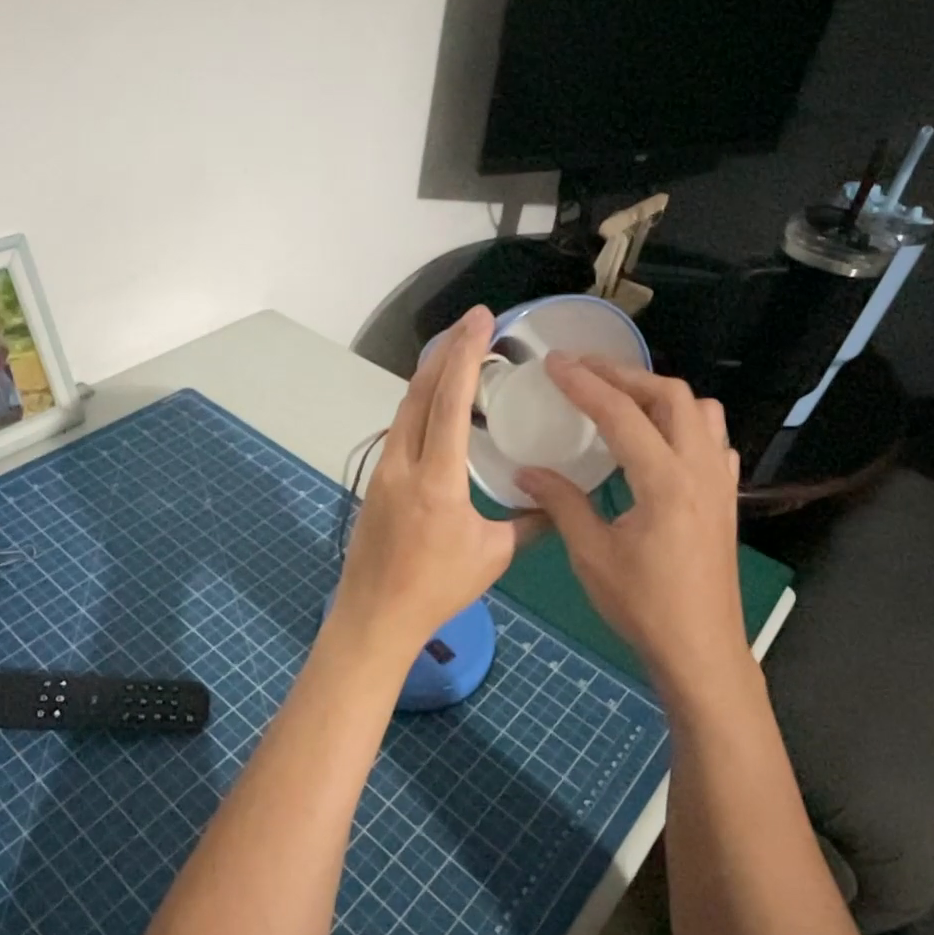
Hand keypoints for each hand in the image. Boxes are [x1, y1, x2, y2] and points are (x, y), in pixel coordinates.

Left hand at [331, 306, 539, 655]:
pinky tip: (439, 413)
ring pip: (403, 410)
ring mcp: (382, 472)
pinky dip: (419, 409)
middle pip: (418, 392)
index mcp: (435, 478)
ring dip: (429, 378)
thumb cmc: (436, 589)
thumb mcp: (493, 556)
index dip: (464, 354)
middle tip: (473, 326)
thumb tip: (559, 503)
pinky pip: (399, 432)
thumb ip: (529, 524)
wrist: (375, 616)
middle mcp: (401, 464)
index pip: (448, 400)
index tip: (480, 318)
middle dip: (445, 352)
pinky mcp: (374, 484)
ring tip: (458, 358)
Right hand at [516, 354, 748, 696]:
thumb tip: (527, 472)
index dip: (584, 383)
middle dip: (624, 375)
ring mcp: (718, 482)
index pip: (621, 414)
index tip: (554, 363)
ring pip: (700, 411)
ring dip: (659, 394)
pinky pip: (712, 440)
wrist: (699, 648)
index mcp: (663, 481)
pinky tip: (659, 441)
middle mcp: (699, 469)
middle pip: (669, 395)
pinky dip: (684, 423)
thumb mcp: (590, 555)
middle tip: (584, 371)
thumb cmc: (642, 606)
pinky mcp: (724, 498)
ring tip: (621, 398)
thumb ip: (562, 505)